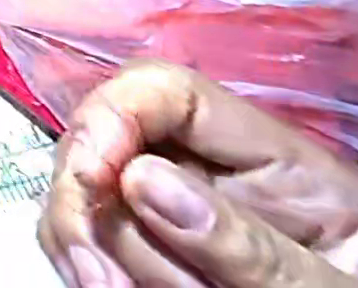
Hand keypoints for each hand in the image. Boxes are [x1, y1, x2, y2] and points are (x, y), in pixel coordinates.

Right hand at [40, 61, 357, 287]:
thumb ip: (258, 249)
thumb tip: (137, 180)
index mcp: (270, 156)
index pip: (167, 88)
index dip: (113, 112)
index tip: (93, 179)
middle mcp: (210, 169)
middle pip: (109, 138)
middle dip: (87, 199)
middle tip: (98, 280)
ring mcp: (180, 210)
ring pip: (92, 192)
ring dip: (94, 246)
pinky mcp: (161, 252)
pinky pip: (98, 238)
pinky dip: (90, 266)